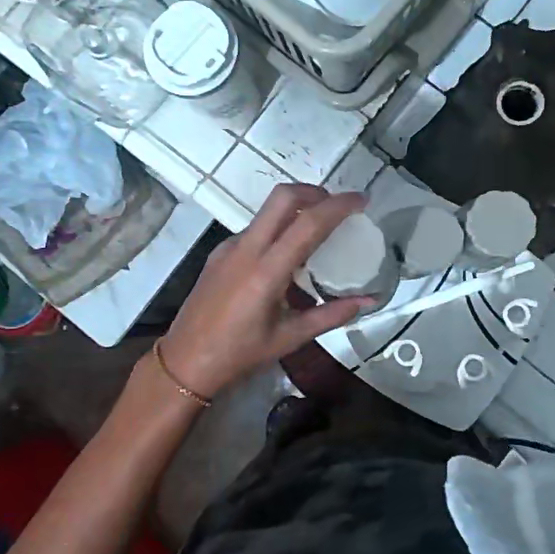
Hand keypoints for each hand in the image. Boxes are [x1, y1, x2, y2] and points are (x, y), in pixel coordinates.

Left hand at [158, 185, 375, 397]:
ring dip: (295, 211)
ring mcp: (228, 248)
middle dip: (314, 192)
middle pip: (282, 197)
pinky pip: (254, 231)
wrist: (185, 361)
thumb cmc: (239, 354)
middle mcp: (246, 250)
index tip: (361, 200)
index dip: (339, 206)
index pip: (308, 224)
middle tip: (337, 206)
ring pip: (266, 213)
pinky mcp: (218, 253)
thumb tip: (369, 301)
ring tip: (317, 233)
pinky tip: (285, 259)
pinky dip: (276, 232)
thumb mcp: (290, 338)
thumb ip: (331, 315)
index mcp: (266, 272)